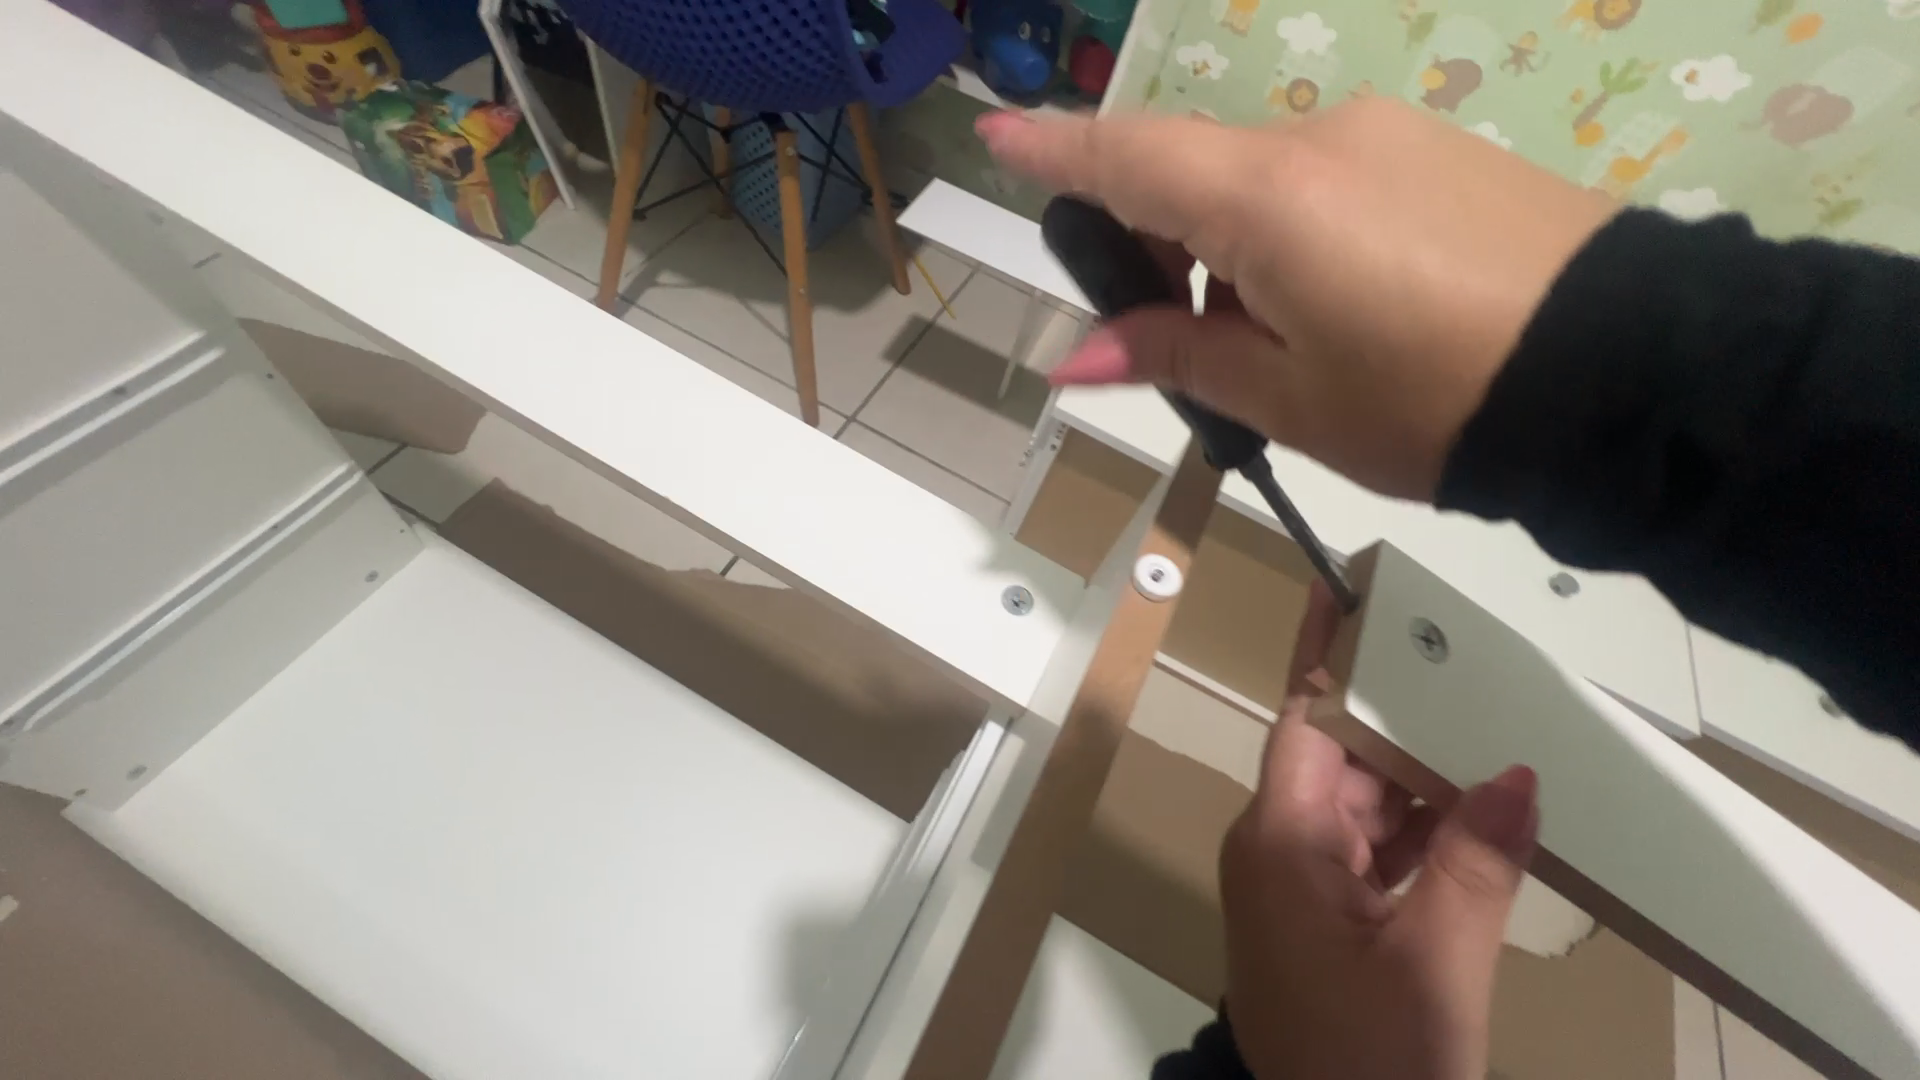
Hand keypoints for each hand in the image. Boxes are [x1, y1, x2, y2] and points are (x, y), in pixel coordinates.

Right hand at [977, 99, 1616, 500]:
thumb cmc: (1428, 402)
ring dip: (1214, 253)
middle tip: (1151, 338)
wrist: (1632, 377)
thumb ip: (1171, 356)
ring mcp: (1381, 139)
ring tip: (1247, 349)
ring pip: (1249, 185)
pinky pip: (1313, 186)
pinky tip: (1308, 310)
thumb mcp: (1280, 396)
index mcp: (1267, 202)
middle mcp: (1317, 142)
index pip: (1130, 159)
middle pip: (1186, 175)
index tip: (995, 136)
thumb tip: (1073, 358)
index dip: (1055, 152)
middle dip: (1146, 246)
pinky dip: (1273, 240)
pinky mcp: (1426, 154)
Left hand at [1219, 583, 1537, 1078]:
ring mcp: (1291, 877)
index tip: (1344, 596)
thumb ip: (1474, 862)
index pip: (1306, 720)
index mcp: (1279, 836)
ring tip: (1474, 728)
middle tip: (1451, 665)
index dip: (1326, 656)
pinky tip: (1464, 812)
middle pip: (1333, 755)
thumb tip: (1515, 776)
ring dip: (1409, 775)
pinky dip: (1408, 829)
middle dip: (1391, 717)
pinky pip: (1361, 845)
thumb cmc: (1370, 1059)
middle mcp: (1273, 842)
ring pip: (1352, 801)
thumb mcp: (1435, 962)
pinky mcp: (1314, 909)